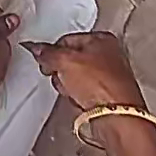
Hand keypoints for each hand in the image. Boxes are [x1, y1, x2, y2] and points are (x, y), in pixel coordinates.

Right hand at [23, 32, 144, 112]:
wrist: (116, 116)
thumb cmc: (100, 85)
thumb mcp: (64, 61)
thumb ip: (47, 53)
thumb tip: (38, 50)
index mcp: (102, 39)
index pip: (66, 40)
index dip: (52, 51)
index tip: (45, 59)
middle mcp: (109, 55)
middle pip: (71, 59)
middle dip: (61, 70)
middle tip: (61, 76)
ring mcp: (109, 76)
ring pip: (75, 78)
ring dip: (68, 86)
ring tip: (73, 90)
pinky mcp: (107, 96)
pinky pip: (83, 93)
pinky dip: (78, 97)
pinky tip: (80, 100)